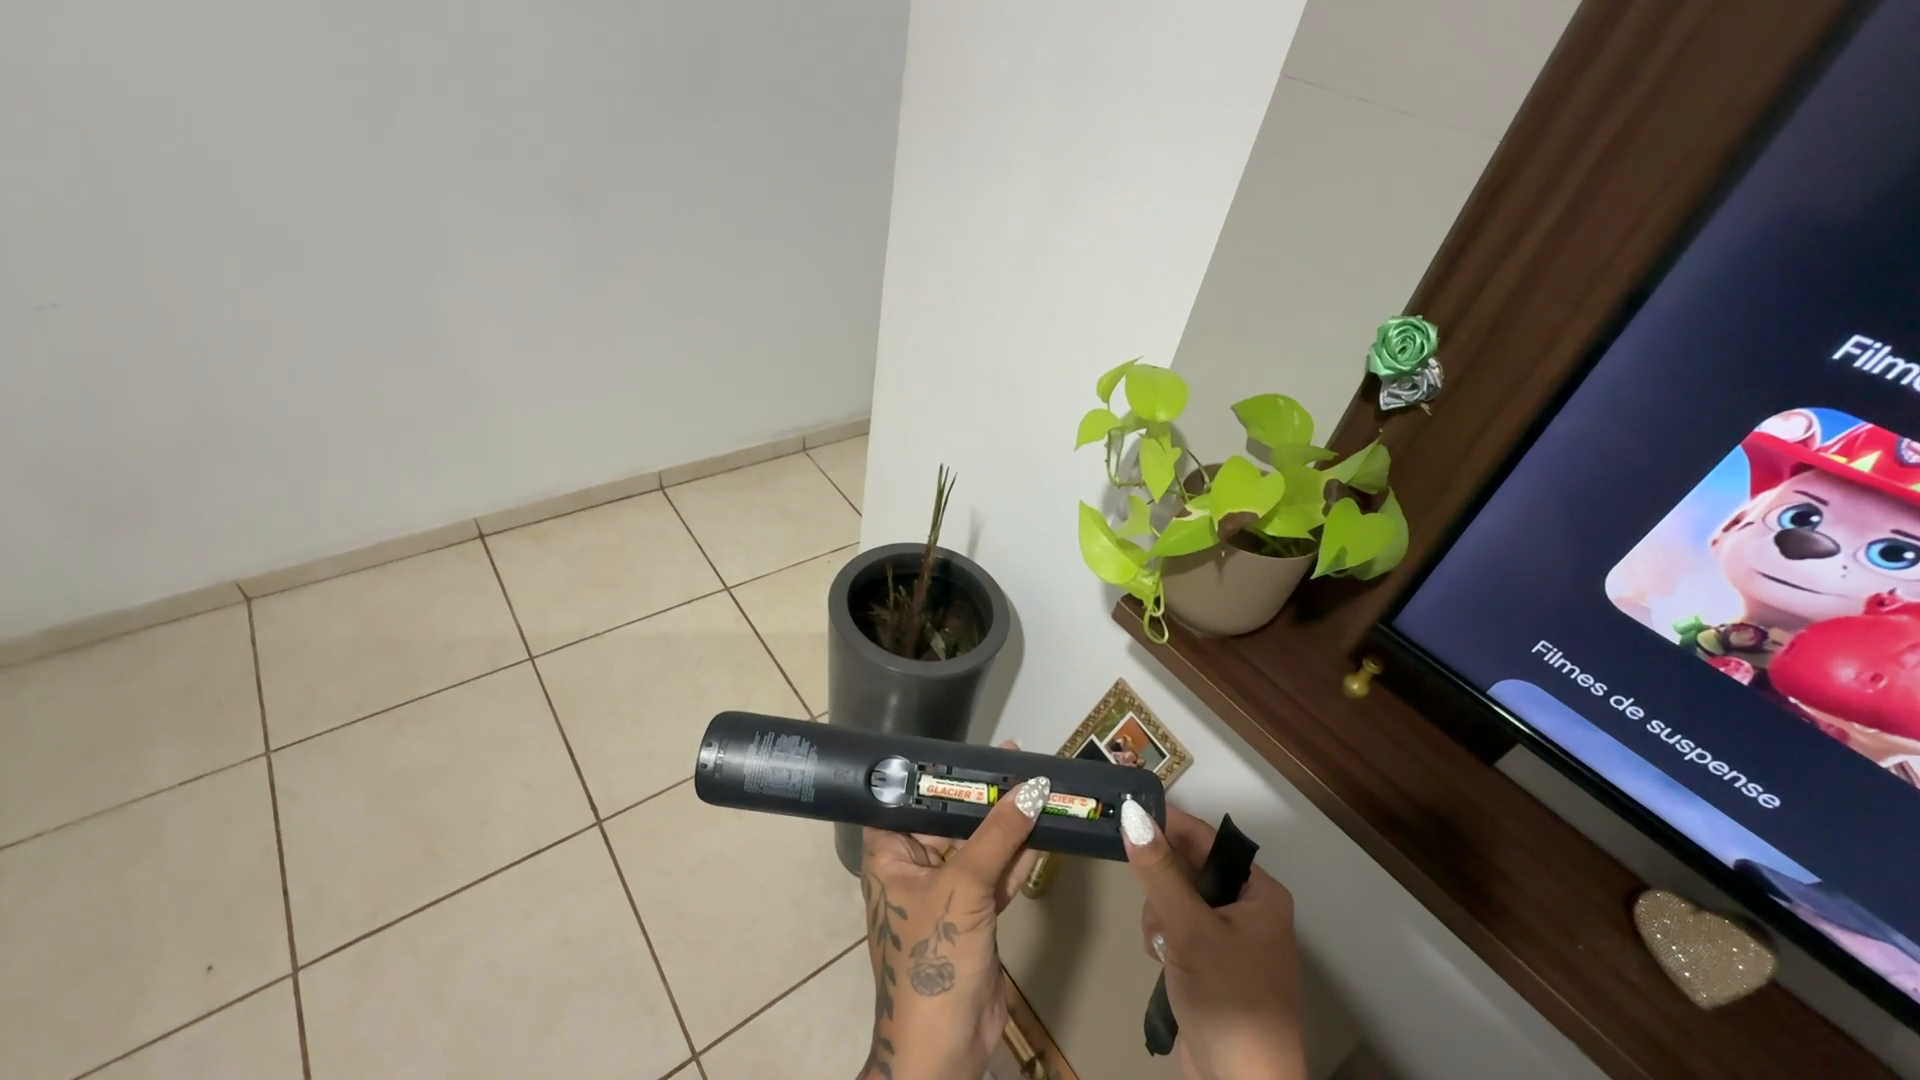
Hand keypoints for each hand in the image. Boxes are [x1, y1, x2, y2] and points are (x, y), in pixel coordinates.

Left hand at [858, 769, 1046, 1079]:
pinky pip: (995, 874)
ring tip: (1041, 786)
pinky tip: (1044, 830)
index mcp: (889, 855)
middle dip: (985, 797)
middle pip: (951, 819)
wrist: (945, 1046)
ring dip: (1008, 824)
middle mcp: (912, 867)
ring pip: (978, 846)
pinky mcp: (972, 915)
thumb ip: (999, 835)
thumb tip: (1034, 787)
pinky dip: (1017, 857)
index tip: (974, 749)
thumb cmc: (934, 959)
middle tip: (1020, 761)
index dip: (939, 773)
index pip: (908, 799)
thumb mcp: (964, 887)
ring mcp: (945, 892)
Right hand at [1122, 802, 1305, 1079]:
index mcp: (1259, 892)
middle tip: (1153, 906)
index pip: (1208, 840)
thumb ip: (1158, 871)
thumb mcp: (1189, 928)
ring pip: (1178, 900)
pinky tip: (1162, 960)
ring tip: (1163, 947)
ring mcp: (1231, 940)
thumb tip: (1132, 814)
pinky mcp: (1212, 965)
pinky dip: (1164, 938)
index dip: (1169, 824)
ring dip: (1161, 917)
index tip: (1128, 811)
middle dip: (1164, 887)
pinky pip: (1179, 929)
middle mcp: (1249, 909)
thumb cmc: (1228, 997)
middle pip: (1190, 869)